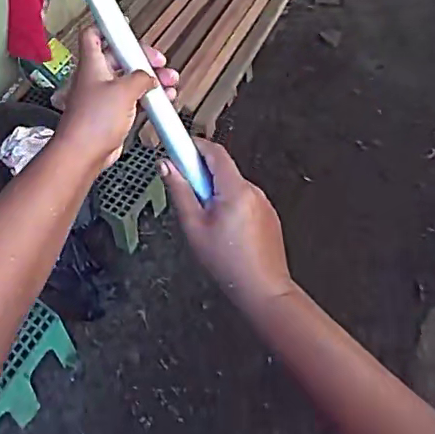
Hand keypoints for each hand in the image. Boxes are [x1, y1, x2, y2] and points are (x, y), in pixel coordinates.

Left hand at [52, 28, 176, 171]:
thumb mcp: (124, 91)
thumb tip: (149, 75)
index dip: (108, 28)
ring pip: (129, 78)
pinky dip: (147, 96)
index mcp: (92, 63)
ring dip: (149, 78)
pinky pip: (132, 98)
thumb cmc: (92, 120)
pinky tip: (163, 98)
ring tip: (169, 80)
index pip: (93, 35)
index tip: (125, 26)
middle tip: (159, 61)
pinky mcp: (111, 112)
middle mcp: (96, 76)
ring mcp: (103, 94)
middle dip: (141, 57)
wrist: (84, 151)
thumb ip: (140, 78)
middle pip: (119, 56)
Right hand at [161, 138, 295, 309]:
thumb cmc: (229, 263)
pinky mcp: (267, 215)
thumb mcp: (193, 225)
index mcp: (235, 190)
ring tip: (207, 219)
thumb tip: (167, 167)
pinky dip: (228, 202)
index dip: (192, 144)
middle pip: (220, 168)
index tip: (175, 140)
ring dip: (213, 190)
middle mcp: (253, 192)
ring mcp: (263, 203)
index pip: (213, 151)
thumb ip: (179, 191)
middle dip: (200, 174)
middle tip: (188, 194)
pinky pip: (242, 197)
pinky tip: (223, 228)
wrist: (264, 292)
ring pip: (230, 184)